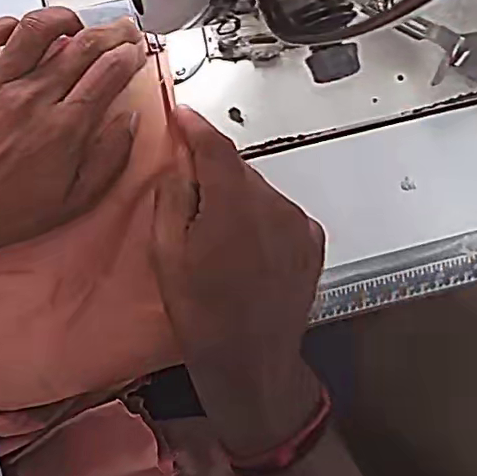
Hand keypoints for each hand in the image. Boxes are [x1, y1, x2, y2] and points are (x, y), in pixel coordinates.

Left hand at [0, 8, 146, 310]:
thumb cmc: (5, 213)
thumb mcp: (74, 201)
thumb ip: (109, 160)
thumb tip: (128, 122)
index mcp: (63, 129)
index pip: (109, 71)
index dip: (130, 54)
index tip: (135, 52)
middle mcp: (31, 99)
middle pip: (83, 45)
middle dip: (112, 32)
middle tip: (121, 32)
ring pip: (36, 28)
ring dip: (63, 18)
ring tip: (75, 24)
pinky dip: (5, 24)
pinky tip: (19, 32)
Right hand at [150, 105, 326, 454]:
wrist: (250, 361)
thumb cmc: (203, 316)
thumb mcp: (166, 256)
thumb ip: (171, 200)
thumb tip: (178, 166)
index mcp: (231, 210)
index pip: (216, 148)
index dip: (195, 126)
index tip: (181, 114)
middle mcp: (272, 210)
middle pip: (237, 166)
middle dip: (210, 167)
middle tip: (187, 187)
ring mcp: (296, 224)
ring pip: (257, 186)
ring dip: (234, 192)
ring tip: (214, 228)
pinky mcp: (310, 239)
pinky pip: (277, 208)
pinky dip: (257, 212)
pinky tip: (240, 241)